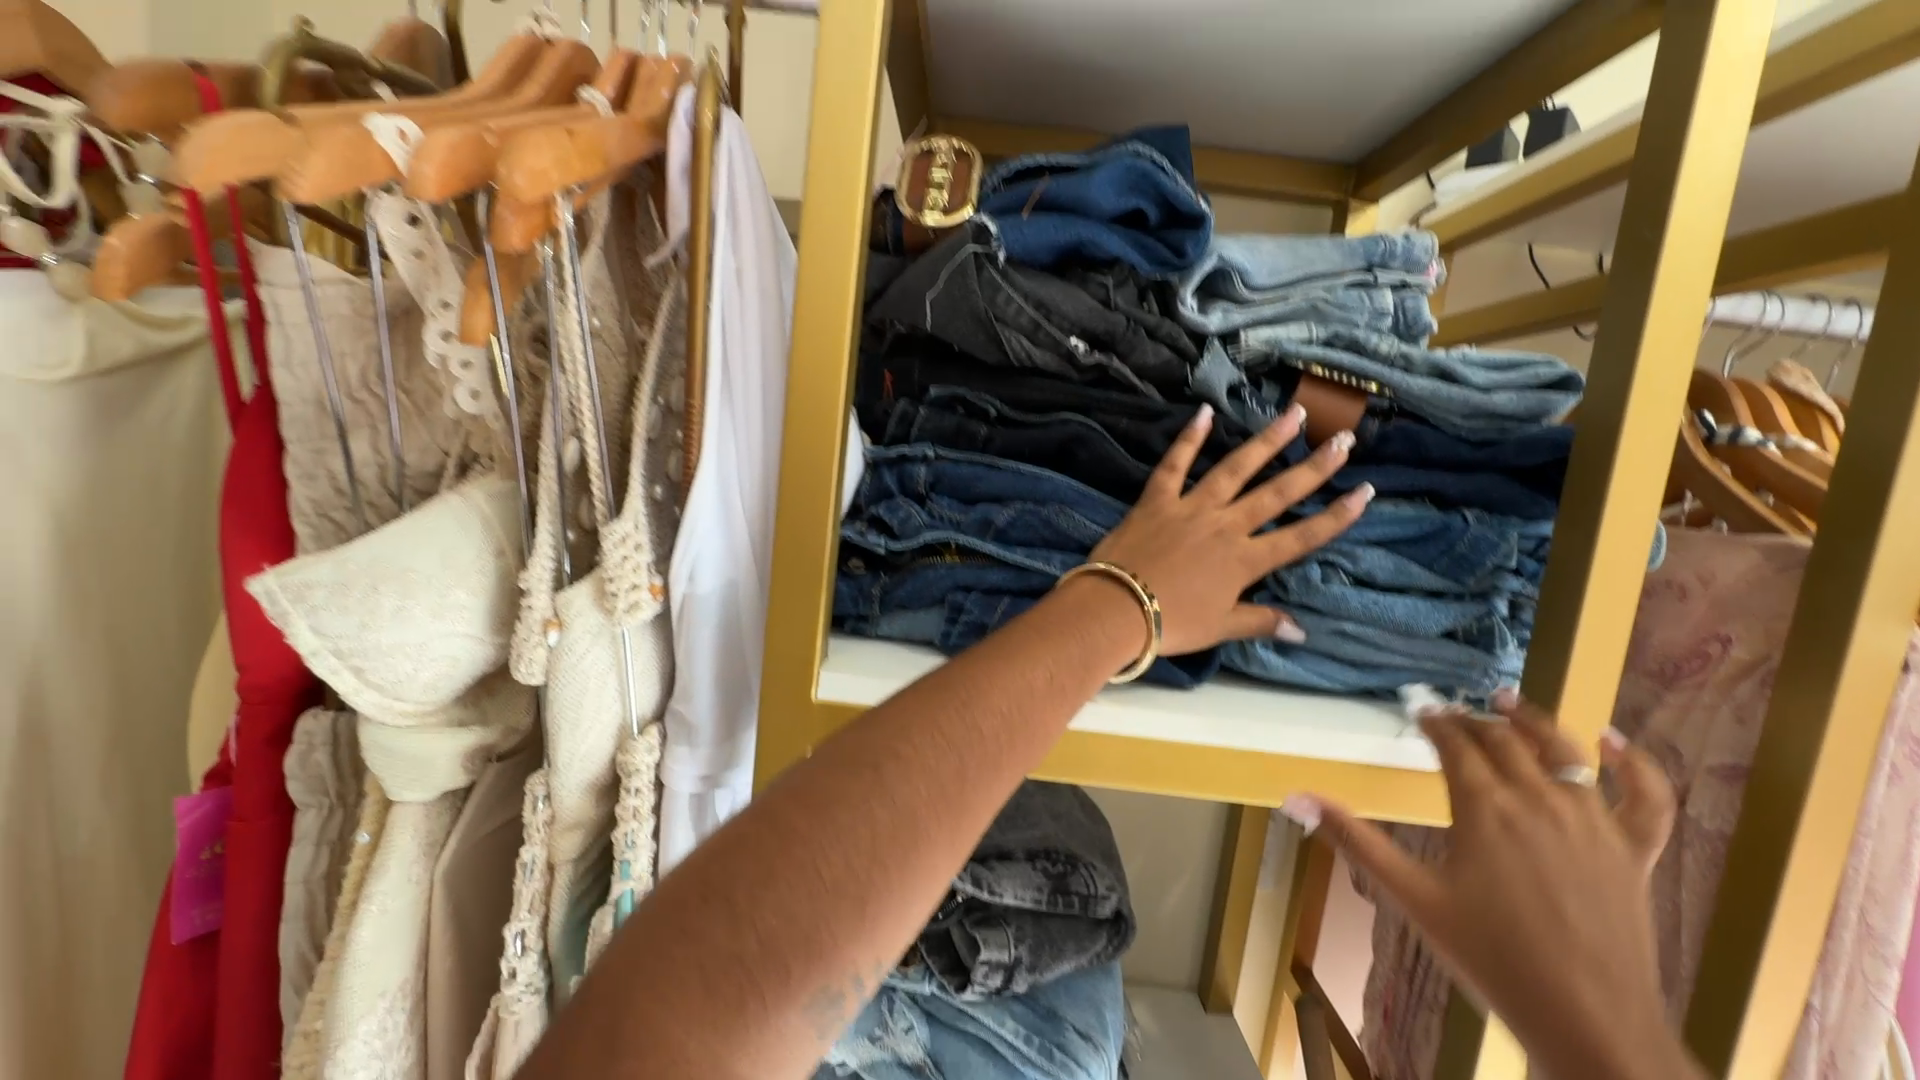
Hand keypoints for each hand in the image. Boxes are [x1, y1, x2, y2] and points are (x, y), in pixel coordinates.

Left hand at [1088, 402, 1372, 654]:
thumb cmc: (1170, 623)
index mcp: (1244, 561)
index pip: (1301, 536)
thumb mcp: (1221, 628)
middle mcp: (1225, 526)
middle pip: (1276, 493)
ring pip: (1234, 469)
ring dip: (1265, 441)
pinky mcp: (1156, 500)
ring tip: (1293, 414)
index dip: (1336, 516)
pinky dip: (1188, 438)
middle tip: (1342, 439)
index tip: (1365, 492)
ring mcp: (1190, 508)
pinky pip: (1174, 464)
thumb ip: (1261, 622)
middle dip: (1314, 467)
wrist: (1115, 609)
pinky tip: (1204, 412)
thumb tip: (1302, 632)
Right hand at [1294, 696, 1694, 1079]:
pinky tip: (1614, 741)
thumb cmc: (1489, 957)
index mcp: (1484, 808)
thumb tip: (1293, 797)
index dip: (1435, 722)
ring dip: (1534, 721)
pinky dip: (1634, 763)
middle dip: (1474, 720)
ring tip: (1510, 700)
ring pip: (1565, 752)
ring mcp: (1593, 822)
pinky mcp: (1634, 850)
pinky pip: (1646, 795)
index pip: (1455, 745)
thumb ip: (1354, 840)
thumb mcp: (1411, 897)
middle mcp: (1539, 800)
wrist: (1587, 1020)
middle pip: (1504, 741)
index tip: (1419, 708)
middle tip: (1453, 711)